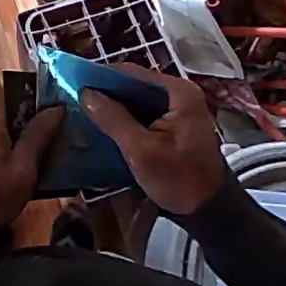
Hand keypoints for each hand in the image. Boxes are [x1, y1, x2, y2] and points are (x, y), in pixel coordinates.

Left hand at [0, 97, 64, 231]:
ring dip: (26, 130)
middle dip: (37, 117)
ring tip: (51, 145)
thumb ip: (39, 133)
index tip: (63, 112)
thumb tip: (57, 107)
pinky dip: (13, 139)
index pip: (20, 90)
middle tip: (61, 132)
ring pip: (7, 119)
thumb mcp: (24, 167)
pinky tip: (30, 156)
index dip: (43, 99)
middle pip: (14, 105)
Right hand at [81, 65, 227, 214]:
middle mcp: (179, 93)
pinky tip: (105, 125)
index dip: (102, 77)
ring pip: (137, 98)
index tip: (76, 84)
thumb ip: (114, 119)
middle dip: (106, 93)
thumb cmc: (179, 180)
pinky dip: (125, 117)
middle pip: (134, 84)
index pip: (132, 73)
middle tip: (77, 100)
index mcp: (178, 92)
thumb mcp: (141, 151)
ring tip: (86, 111)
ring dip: (114, 106)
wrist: (210, 211)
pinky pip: (143, 112)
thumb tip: (86, 94)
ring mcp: (178, 108)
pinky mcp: (173, 123)